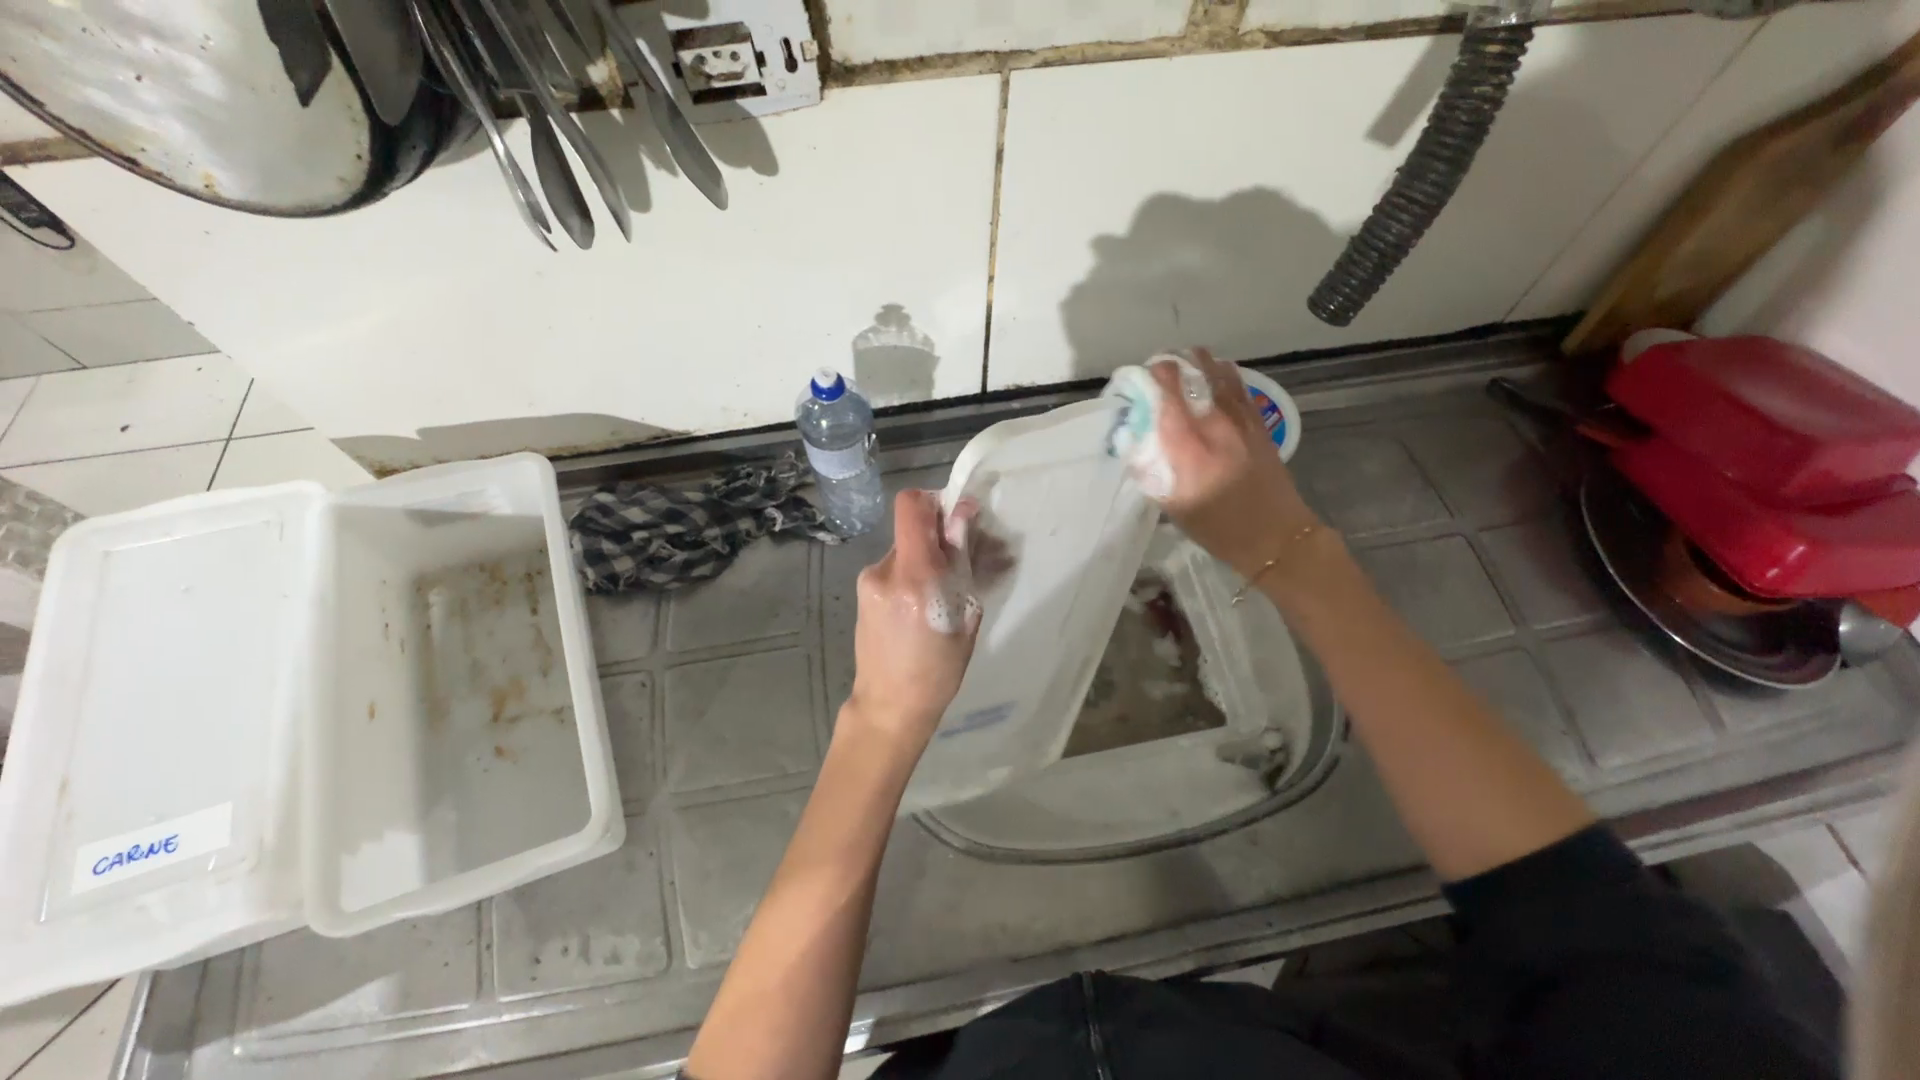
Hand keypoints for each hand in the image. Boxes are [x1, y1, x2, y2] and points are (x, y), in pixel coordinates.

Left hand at [843, 489, 982, 751]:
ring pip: (908, 549)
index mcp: (913, 576)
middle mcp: (885, 571)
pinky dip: (920, 573)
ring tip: (962, 583)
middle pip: (914, 528)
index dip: (937, 501)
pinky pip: (898, 569)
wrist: (890, 706)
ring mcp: (870, 581)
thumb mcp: (964, 616)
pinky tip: (938, 598)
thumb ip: (961, 563)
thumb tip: (966, 519)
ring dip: (935, 557)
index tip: (962, 519)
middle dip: (946, 534)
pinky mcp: (865, 593)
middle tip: (978, 553)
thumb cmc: (937, 670)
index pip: (912, 506)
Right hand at [1150, 348, 1322, 579]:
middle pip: (1190, 370)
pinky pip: (1235, 383)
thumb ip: (1152, 467)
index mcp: (1188, 446)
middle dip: (1168, 366)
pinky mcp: (1258, 420)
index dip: (1149, 377)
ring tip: (1181, 371)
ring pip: (1215, 369)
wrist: (1275, 536)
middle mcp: (1214, 423)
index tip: (1138, 383)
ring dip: (1194, 365)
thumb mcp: (1172, 506)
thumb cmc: (1218, 528)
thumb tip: (1135, 437)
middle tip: (1156, 376)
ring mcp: (1240, 418)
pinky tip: (1210, 379)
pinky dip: (1219, 374)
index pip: (1165, 389)